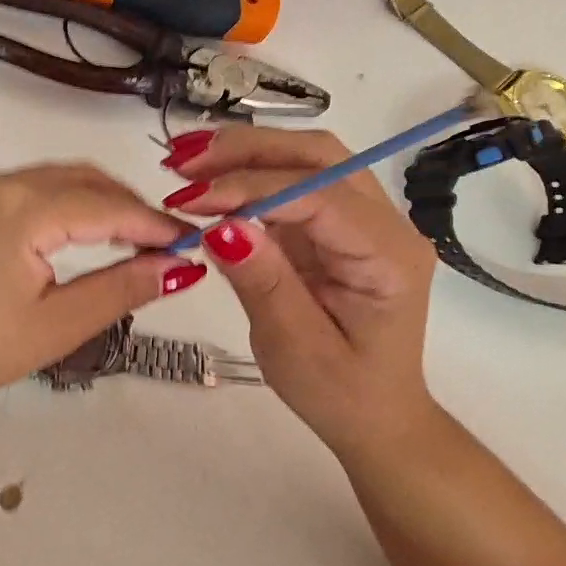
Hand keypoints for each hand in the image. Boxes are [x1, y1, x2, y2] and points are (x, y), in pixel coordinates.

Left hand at [0, 164, 201, 415]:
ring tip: (131, 241)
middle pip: (82, 180)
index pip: (108, 205)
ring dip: (95, 202)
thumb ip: (122, 288)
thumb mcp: (57, 325)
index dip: (153, 223)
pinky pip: (26, 190)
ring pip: (54, 180)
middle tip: (164, 244)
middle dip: (127, 207)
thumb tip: (180, 264)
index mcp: (24, 210)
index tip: (192, 242)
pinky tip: (79, 233)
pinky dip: (61, 204)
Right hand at [162, 128, 441, 455]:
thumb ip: (263, 281)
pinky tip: (206, 182)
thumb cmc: (338, 391)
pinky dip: (247, 174)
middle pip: (320, 156)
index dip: (251, 187)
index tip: (187, 198)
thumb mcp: (294, 346)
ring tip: (183, 163)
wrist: (374, 415)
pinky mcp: (332, 228)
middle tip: (179, 163)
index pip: (319, 195)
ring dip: (245, 152)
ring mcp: (359, 222)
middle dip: (247, 150)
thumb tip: (222, 225)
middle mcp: (384, 225)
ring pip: (307, 159)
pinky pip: (293, 183)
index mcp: (387, 257)